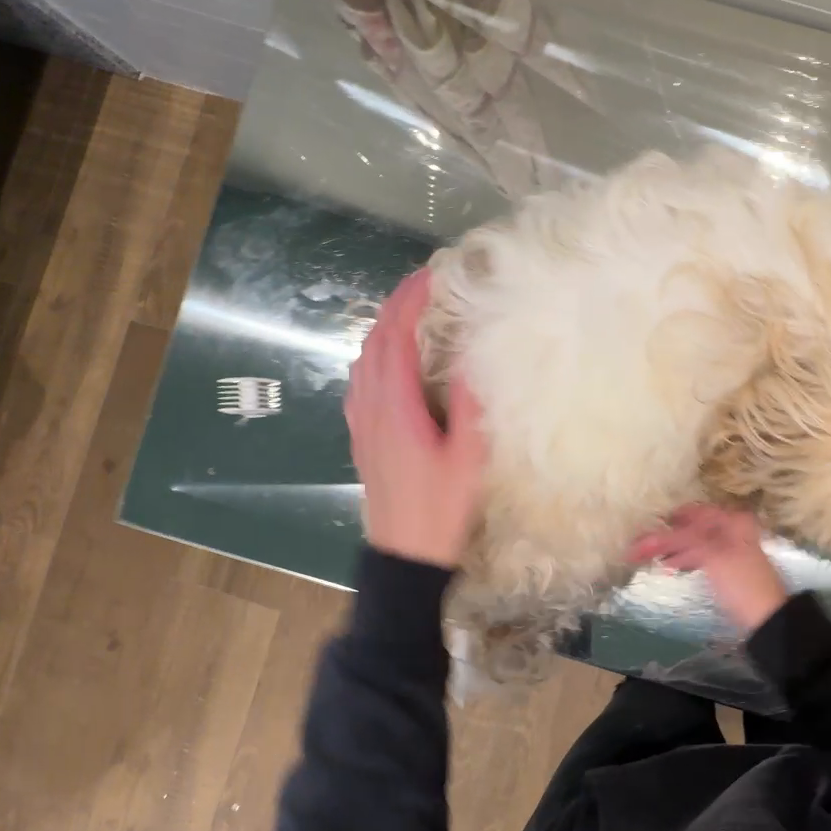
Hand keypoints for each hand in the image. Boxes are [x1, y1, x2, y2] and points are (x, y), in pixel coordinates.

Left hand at [345, 268, 487, 567]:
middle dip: (395, 308)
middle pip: (374, 342)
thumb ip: (467, 406)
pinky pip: (361, 382)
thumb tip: (469, 359)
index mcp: (395, 405)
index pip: (396, 337)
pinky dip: (375, 357)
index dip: (411, 301)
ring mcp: (361, 422)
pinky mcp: (362, 437)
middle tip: (424, 286)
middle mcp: (370, 406)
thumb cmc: (441, 509)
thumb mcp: (468, 459)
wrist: (405, 555)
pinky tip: (389, 365)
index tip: (432, 275)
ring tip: (410, 317)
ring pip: (363, 361)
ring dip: (383, 331)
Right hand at [629, 504, 789, 632]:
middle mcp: (731, 528)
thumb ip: (684, 540)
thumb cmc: (741, 583)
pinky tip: (670, 566)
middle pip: (690, 527)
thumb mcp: (713, 556)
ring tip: (648, 558)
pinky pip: (699, 555)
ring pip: (693, 541)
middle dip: (664, 536)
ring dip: (671, 548)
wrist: (767, 617)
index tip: (639, 535)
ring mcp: (730, 547)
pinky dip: (684, 558)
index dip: (664, 524)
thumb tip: (657, 532)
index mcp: (731, 520)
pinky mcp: (727, 566)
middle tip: (637, 547)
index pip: (690, 514)